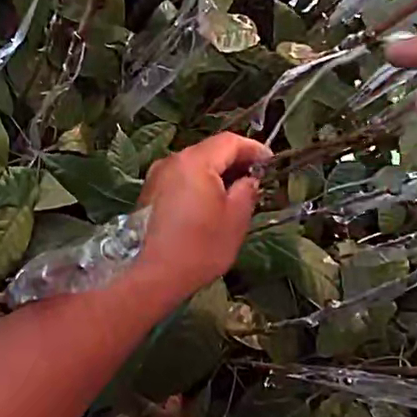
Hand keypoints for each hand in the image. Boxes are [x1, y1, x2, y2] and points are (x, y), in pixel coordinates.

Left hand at [131, 133, 269, 299]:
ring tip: (234, 194)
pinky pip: (178, 180)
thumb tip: (248, 179)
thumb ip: (246, 191)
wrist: (151, 275)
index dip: (253, 149)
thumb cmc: (199, 247)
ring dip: (214, 174)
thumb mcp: (235, 219)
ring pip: (191, 166)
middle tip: (255, 179)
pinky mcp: (147, 195)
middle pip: (208, 151)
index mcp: (193, 162)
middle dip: (233, 161)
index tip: (270, 163)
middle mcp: (169, 162)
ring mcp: (154, 178)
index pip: (229, 141)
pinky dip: (196, 185)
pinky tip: (208, 205)